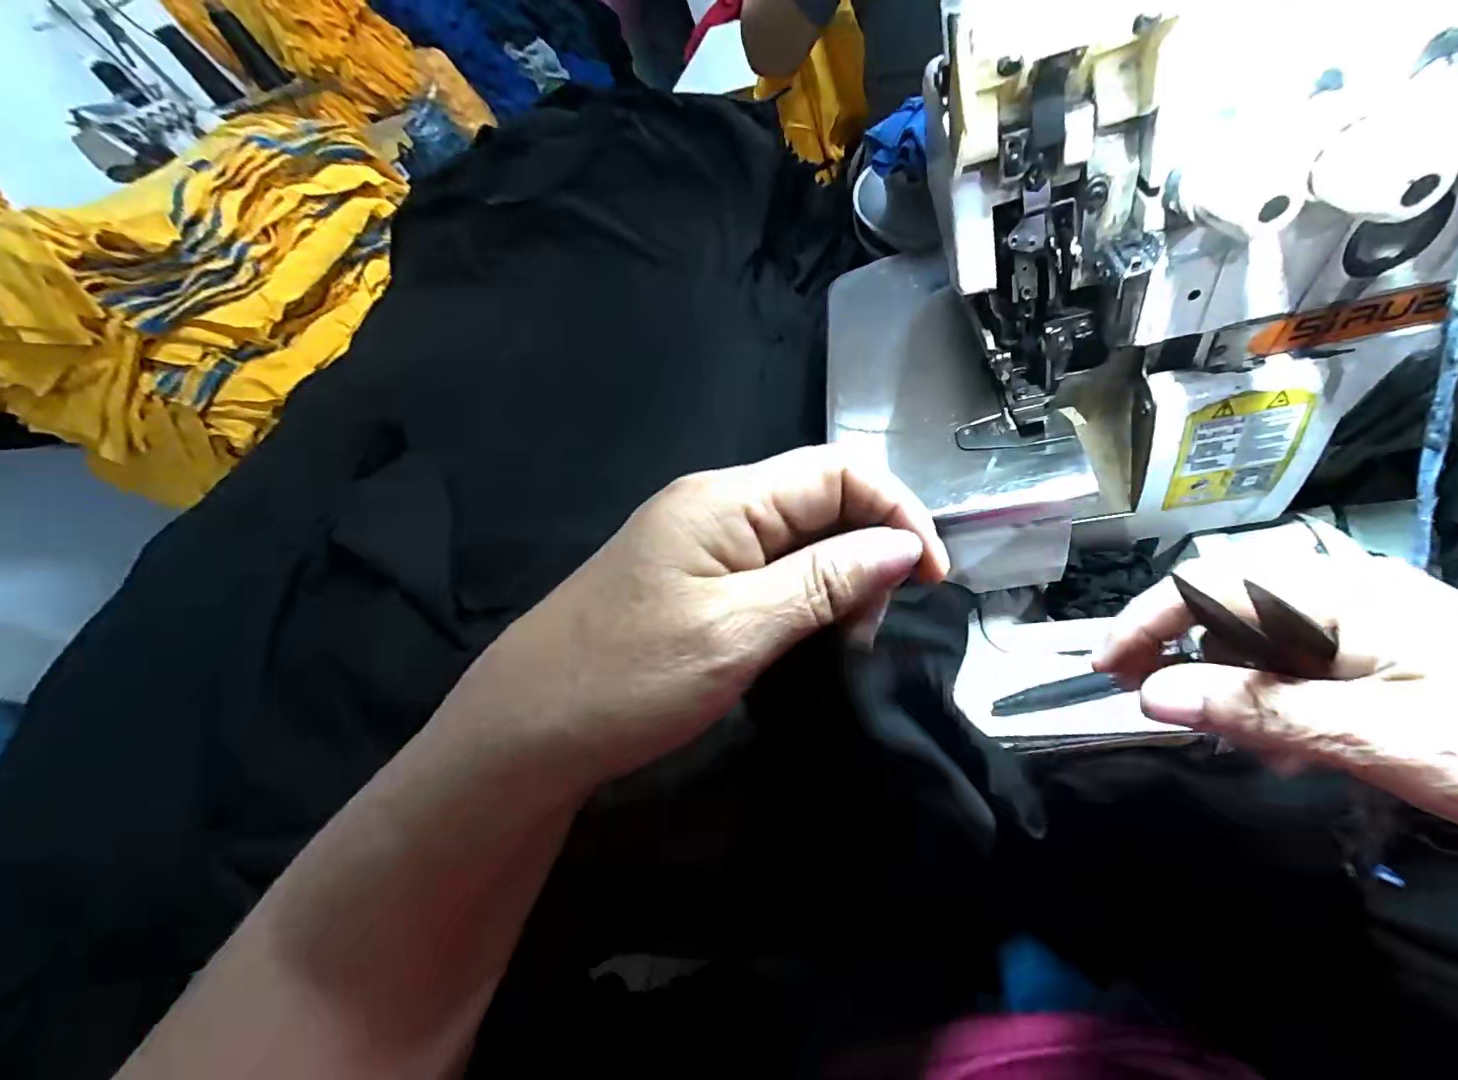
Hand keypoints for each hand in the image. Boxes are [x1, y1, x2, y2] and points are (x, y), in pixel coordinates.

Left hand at [441, 445, 949, 790]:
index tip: (931, 579)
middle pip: (819, 499)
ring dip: (838, 578)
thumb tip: (902, 545)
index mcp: (724, 500)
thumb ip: (824, 580)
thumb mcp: (738, 630)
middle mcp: (711, 505)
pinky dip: (802, 596)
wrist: (526, 728)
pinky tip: (806, 636)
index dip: (898, 512)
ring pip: (796, 538)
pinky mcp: (687, 579)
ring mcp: (696, 543)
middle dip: (869, 549)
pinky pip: (765, 569)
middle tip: (874, 626)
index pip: (838, 471)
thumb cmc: (629, 678)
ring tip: (844, 640)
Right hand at [1094, 550, 1457, 896]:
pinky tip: (1285, 748)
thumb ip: (1254, 709)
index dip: (1145, 620)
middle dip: (1176, 653)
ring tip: (1242, 745)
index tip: (1105, 669)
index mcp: (1343, 590)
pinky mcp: (1376, 664)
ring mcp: (1361, 629)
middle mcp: (1343, 596)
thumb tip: (1149, 694)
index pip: (1210, 582)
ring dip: (1226, 689)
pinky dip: (1266, 705)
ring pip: (1252, 644)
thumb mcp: (1378, 737)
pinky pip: (1289, 671)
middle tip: (1147, 702)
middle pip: (1222, 608)